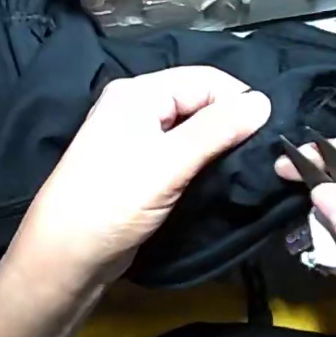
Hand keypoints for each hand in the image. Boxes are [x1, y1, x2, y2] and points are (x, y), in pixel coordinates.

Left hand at [5, 67, 271, 303]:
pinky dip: (203, 159)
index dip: (239, 100)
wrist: (65, 257)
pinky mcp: (141, 165)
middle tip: (263, 151)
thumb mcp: (168, 164)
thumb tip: (264, 103)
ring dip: (220, 142)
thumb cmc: (111, 203)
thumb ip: (216, 130)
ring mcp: (137, 136)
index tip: (270, 132)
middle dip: (231, 121)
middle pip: (199, 100)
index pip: (204, 79)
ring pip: (193, 127)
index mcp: (138, 93)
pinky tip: (222, 174)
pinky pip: (182, 150)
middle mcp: (137, 106)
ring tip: (248, 164)